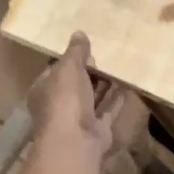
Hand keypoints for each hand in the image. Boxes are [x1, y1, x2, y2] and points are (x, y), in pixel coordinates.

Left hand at [30, 32, 119, 162]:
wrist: (76, 141)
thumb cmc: (65, 100)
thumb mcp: (68, 68)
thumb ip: (75, 52)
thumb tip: (79, 33)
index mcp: (44, 90)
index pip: (54, 72)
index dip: (69, 61)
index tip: (85, 49)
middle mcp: (58, 106)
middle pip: (74, 86)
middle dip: (88, 73)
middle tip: (105, 56)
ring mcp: (78, 120)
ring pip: (92, 99)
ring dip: (104, 86)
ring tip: (119, 67)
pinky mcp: (96, 130)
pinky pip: (108, 110)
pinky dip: (116, 99)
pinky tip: (128, 86)